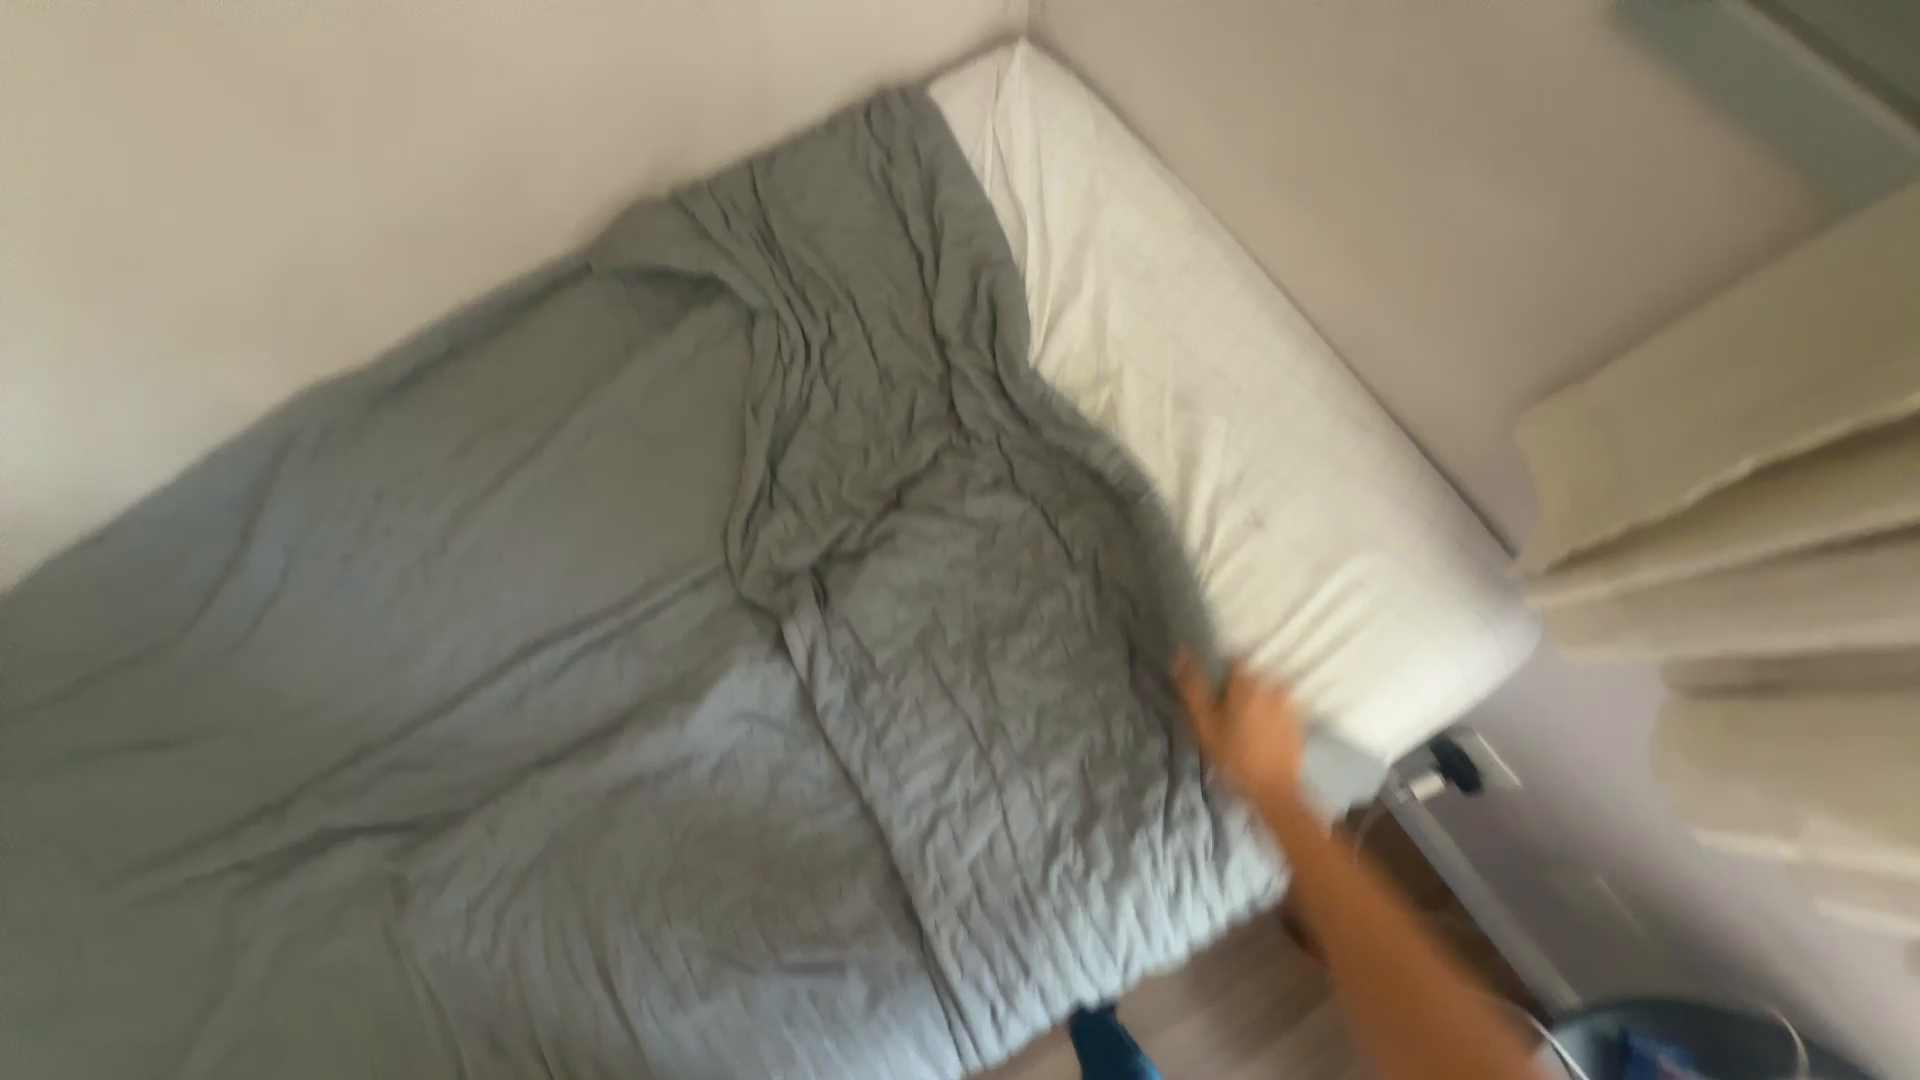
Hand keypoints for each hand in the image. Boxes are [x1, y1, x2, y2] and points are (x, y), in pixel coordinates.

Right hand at [1172, 648, 1305, 797]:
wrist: (1274, 790)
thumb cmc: (1234, 757)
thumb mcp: (1204, 724)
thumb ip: (1192, 687)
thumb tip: (1181, 653)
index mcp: (1246, 680)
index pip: (1231, 662)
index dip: (1220, 678)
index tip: (1215, 699)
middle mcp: (1272, 682)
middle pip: (1249, 675)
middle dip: (1238, 689)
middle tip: (1229, 716)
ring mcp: (1290, 700)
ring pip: (1265, 690)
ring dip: (1256, 701)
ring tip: (1246, 726)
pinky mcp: (1300, 717)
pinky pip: (1279, 705)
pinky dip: (1270, 713)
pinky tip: (1263, 733)